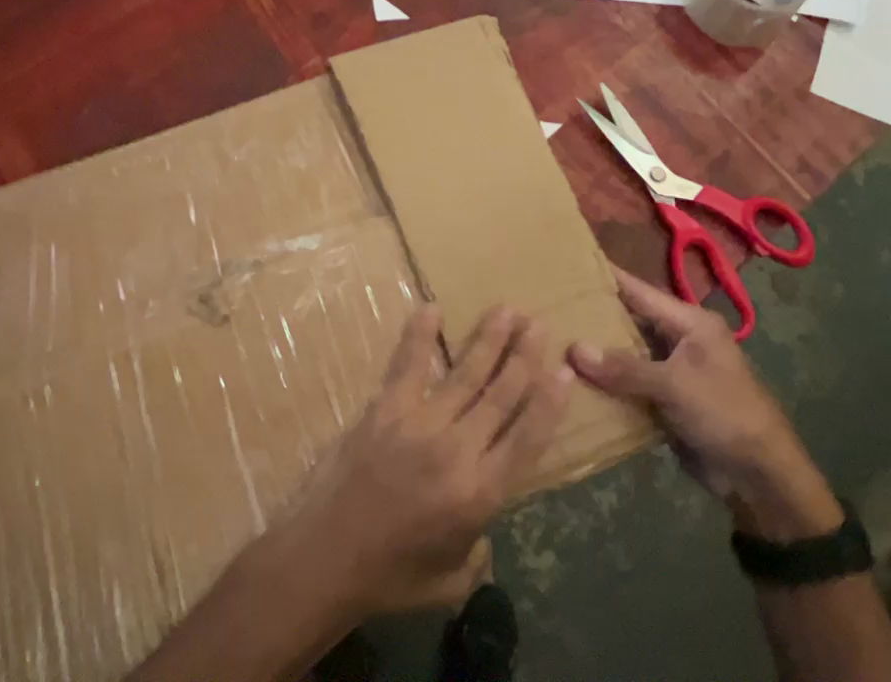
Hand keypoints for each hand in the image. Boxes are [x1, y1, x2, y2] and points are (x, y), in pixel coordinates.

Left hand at [281, 304, 572, 615]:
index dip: (551, 402)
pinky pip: (406, 366)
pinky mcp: (383, 412)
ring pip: (464, 374)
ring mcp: (418, 425)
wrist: (324, 561)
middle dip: (525, 357)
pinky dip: (419, 336)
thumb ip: (479, 551)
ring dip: (488, 340)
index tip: (566, 371)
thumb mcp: (452, 581)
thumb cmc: (391, 578)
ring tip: (508, 310)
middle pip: (502, 395)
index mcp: (481, 493)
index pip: (528, 437)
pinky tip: (431, 308)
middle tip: (541, 325)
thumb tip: (483, 532)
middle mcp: (458, 451)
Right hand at [569, 266, 842, 540]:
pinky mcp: (666, 402)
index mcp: (690, 323)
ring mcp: (673, 372)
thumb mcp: (674, 385)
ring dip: (597, 354)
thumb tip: (574, 348)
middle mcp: (681, 341)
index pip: (640, 291)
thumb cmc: (723, 413)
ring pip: (627, 355)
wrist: (757, 472)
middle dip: (595, 317)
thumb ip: (624, 367)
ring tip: (550, 341)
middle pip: (631, 321)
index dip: (608, 277)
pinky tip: (572, 383)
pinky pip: (630, 386)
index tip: (571, 262)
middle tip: (549, 306)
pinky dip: (607, 385)